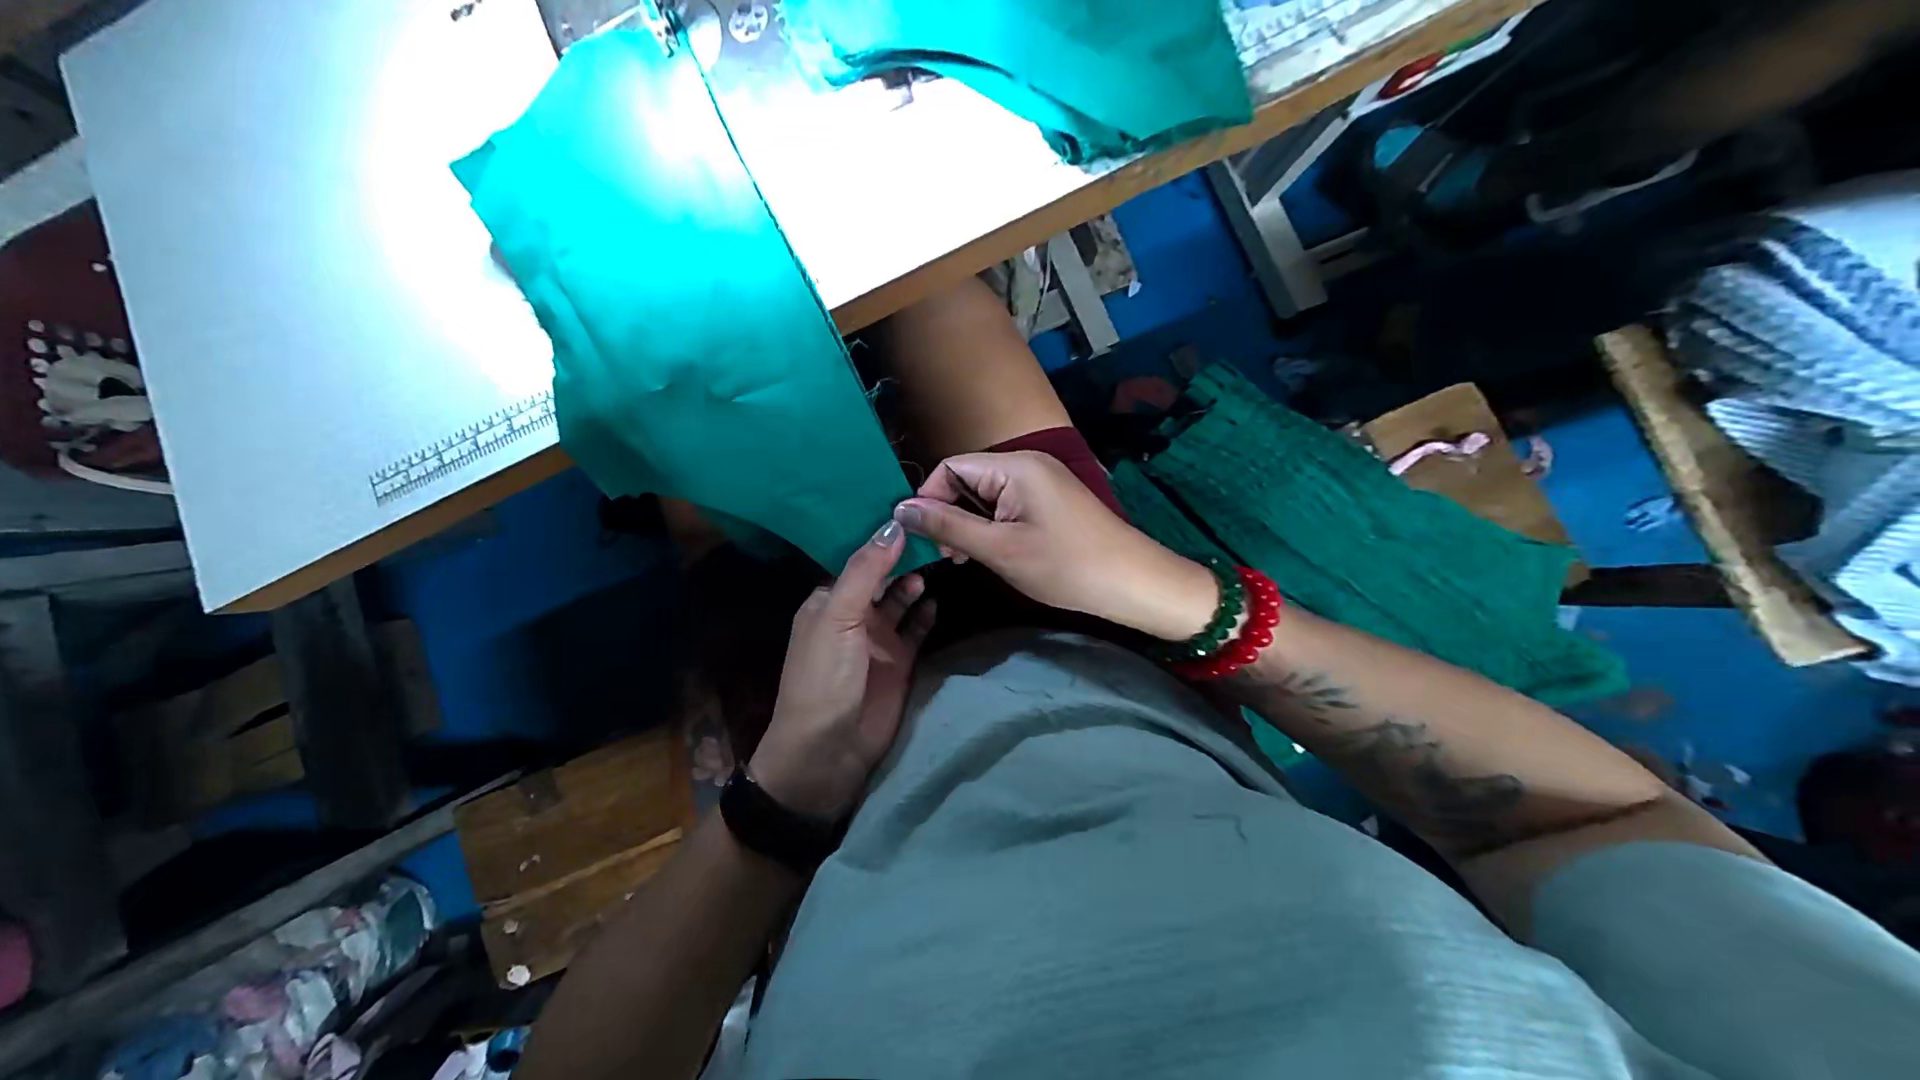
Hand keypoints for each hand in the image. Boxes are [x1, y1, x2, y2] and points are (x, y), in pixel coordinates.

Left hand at [749, 520, 936, 821]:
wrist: (829, 749)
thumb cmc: (824, 676)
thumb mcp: (837, 617)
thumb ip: (866, 572)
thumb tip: (892, 525)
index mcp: (828, 599)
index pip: (857, 558)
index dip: (880, 537)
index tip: (910, 509)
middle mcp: (853, 614)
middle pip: (882, 576)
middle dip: (903, 556)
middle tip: (935, 531)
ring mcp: (878, 638)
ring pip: (901, 600)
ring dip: (915, 582)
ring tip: (938, 561)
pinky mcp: (900, 660)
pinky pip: (917, 628)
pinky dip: (926, 613)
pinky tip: (937, 598)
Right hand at [893, 451, 1217, 641]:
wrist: (1134, 583)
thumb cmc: (1065, 566)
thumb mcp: (1000, 549)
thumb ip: (948, 527)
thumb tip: (900, 509)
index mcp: (1014, 466)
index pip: (950, 467)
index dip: (928, 499)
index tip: (921, 538)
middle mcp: (1026, 464)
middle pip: (966, 479)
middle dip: (948, 514)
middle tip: (946, 557)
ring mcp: (1041, 482)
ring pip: (984, 496)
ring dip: (968, 525)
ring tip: (965, 559)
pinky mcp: (1050, 501)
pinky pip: (1006, 506)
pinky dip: (990, 528)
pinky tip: (989, 553)